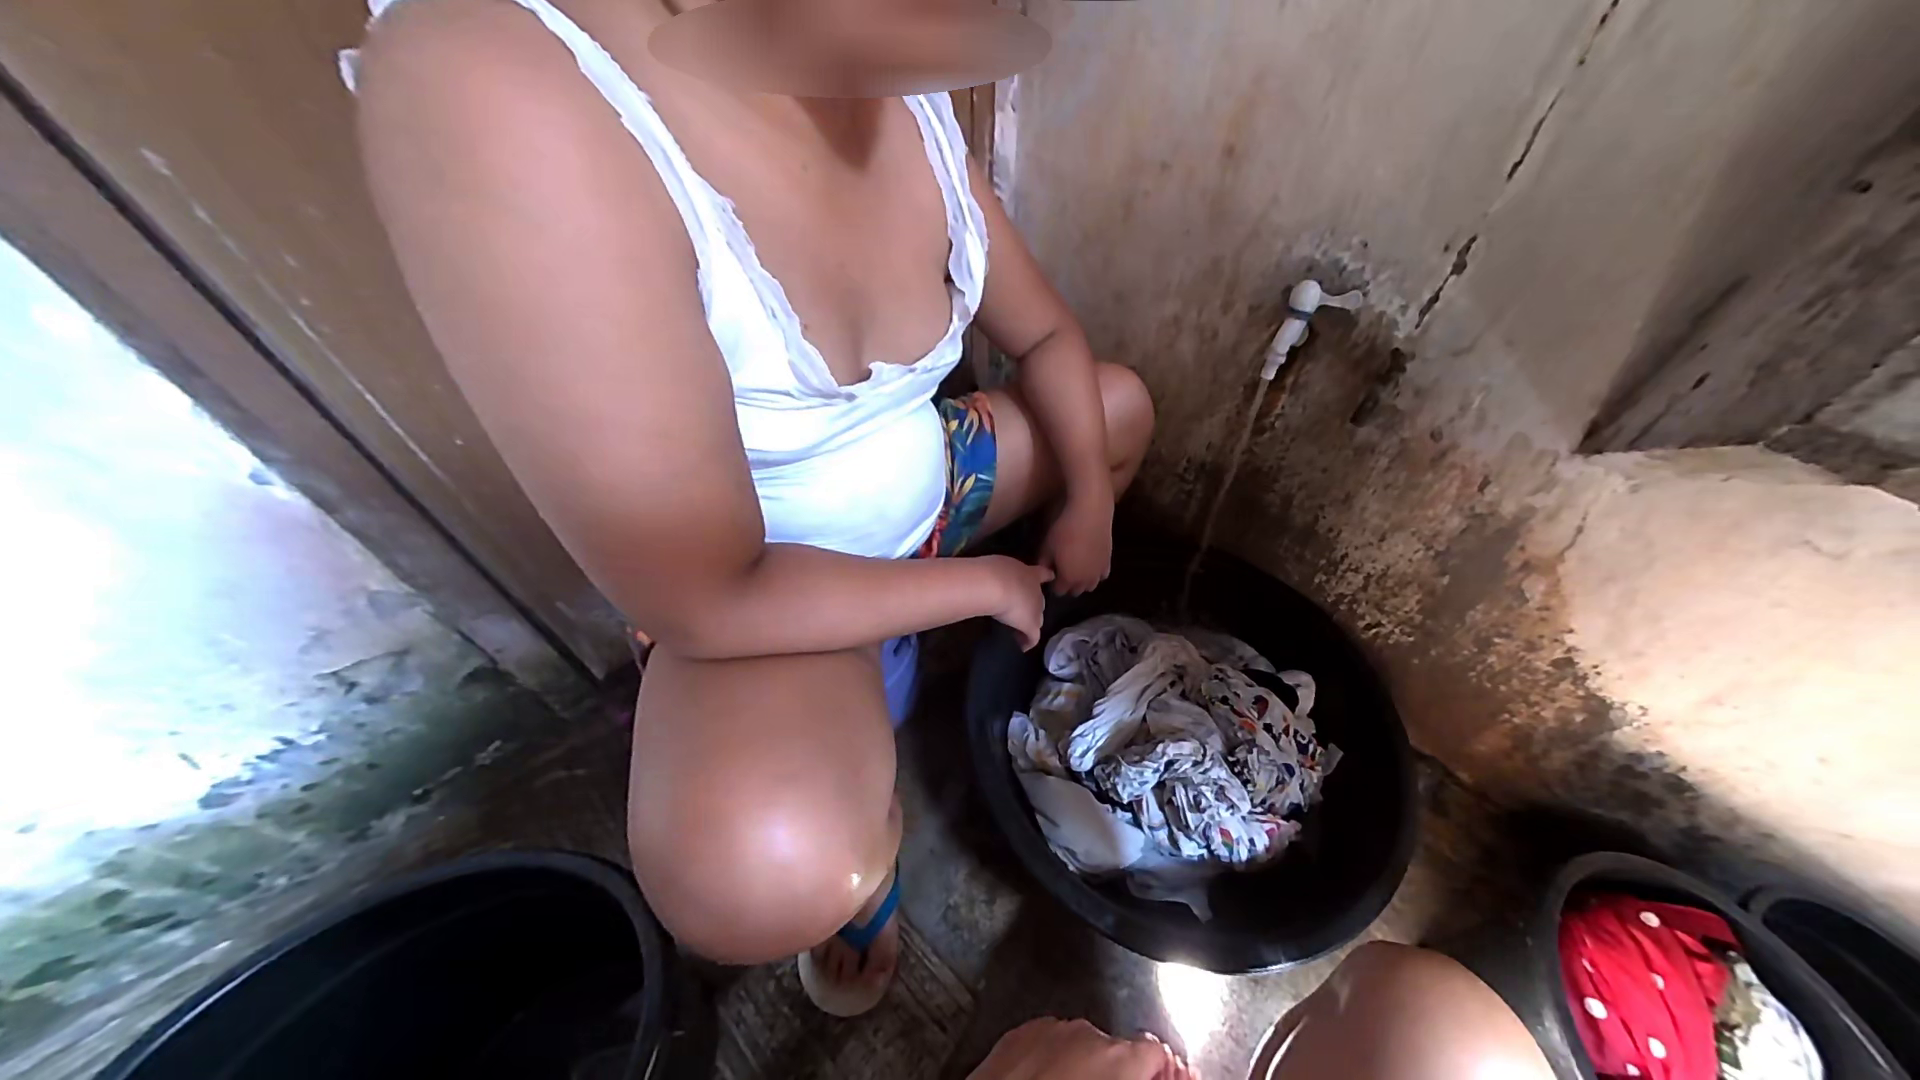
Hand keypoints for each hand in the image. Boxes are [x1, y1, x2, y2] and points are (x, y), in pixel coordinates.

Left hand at [968, 1019, 1196, 1079]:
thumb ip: (1139, 1077)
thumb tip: (1161, 1074)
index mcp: (1117, 1057)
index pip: (1155, 1052)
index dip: (1160, 1071)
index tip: (1162, 1078)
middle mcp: (1087, 1033)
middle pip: (1116, 1051)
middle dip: (1116, 1074)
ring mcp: (1051, 1027)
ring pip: (1080, 1046)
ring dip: (1083, 1068)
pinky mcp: (1022, 1031)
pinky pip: (1050, 1043)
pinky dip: (1053, 1061)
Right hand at [982, 555, 1053, 650]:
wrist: (996, 585)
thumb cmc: (994, 570)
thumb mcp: (998, 566)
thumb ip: (1002, 572)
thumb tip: (994, 577)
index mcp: (1031, 573)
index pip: (1043, 574)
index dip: (1046, 576)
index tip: (1050, 577)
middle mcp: (1037, 591)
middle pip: (1040, 600)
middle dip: (1032, 605)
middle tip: (1018, 610)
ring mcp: (1036, 609)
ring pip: (1037, 618)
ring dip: (1029, 622)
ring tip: (1017, 628)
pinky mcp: (1031, 625)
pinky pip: (1032, 637)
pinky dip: (1027, 642)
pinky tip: (1021, 647)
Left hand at [1038, 490, 1113, 595]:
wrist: (1091, 515)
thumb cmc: (1065, 531)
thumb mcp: (1047, 546)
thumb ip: (1044, 561)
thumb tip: (1044, 570)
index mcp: (1068, 579)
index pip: (1059, 591)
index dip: (1053, 584)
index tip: (1051, 575)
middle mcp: (1085, 580)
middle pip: (1075, 591)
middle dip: (1068, 585)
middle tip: (1062, 572)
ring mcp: (1098, 572)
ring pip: (1090, 586)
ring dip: (1082, 581)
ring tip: (1076, 569)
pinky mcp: (1108, 562)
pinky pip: (1102, 575)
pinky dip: (1095, 573)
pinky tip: (1090, 563)